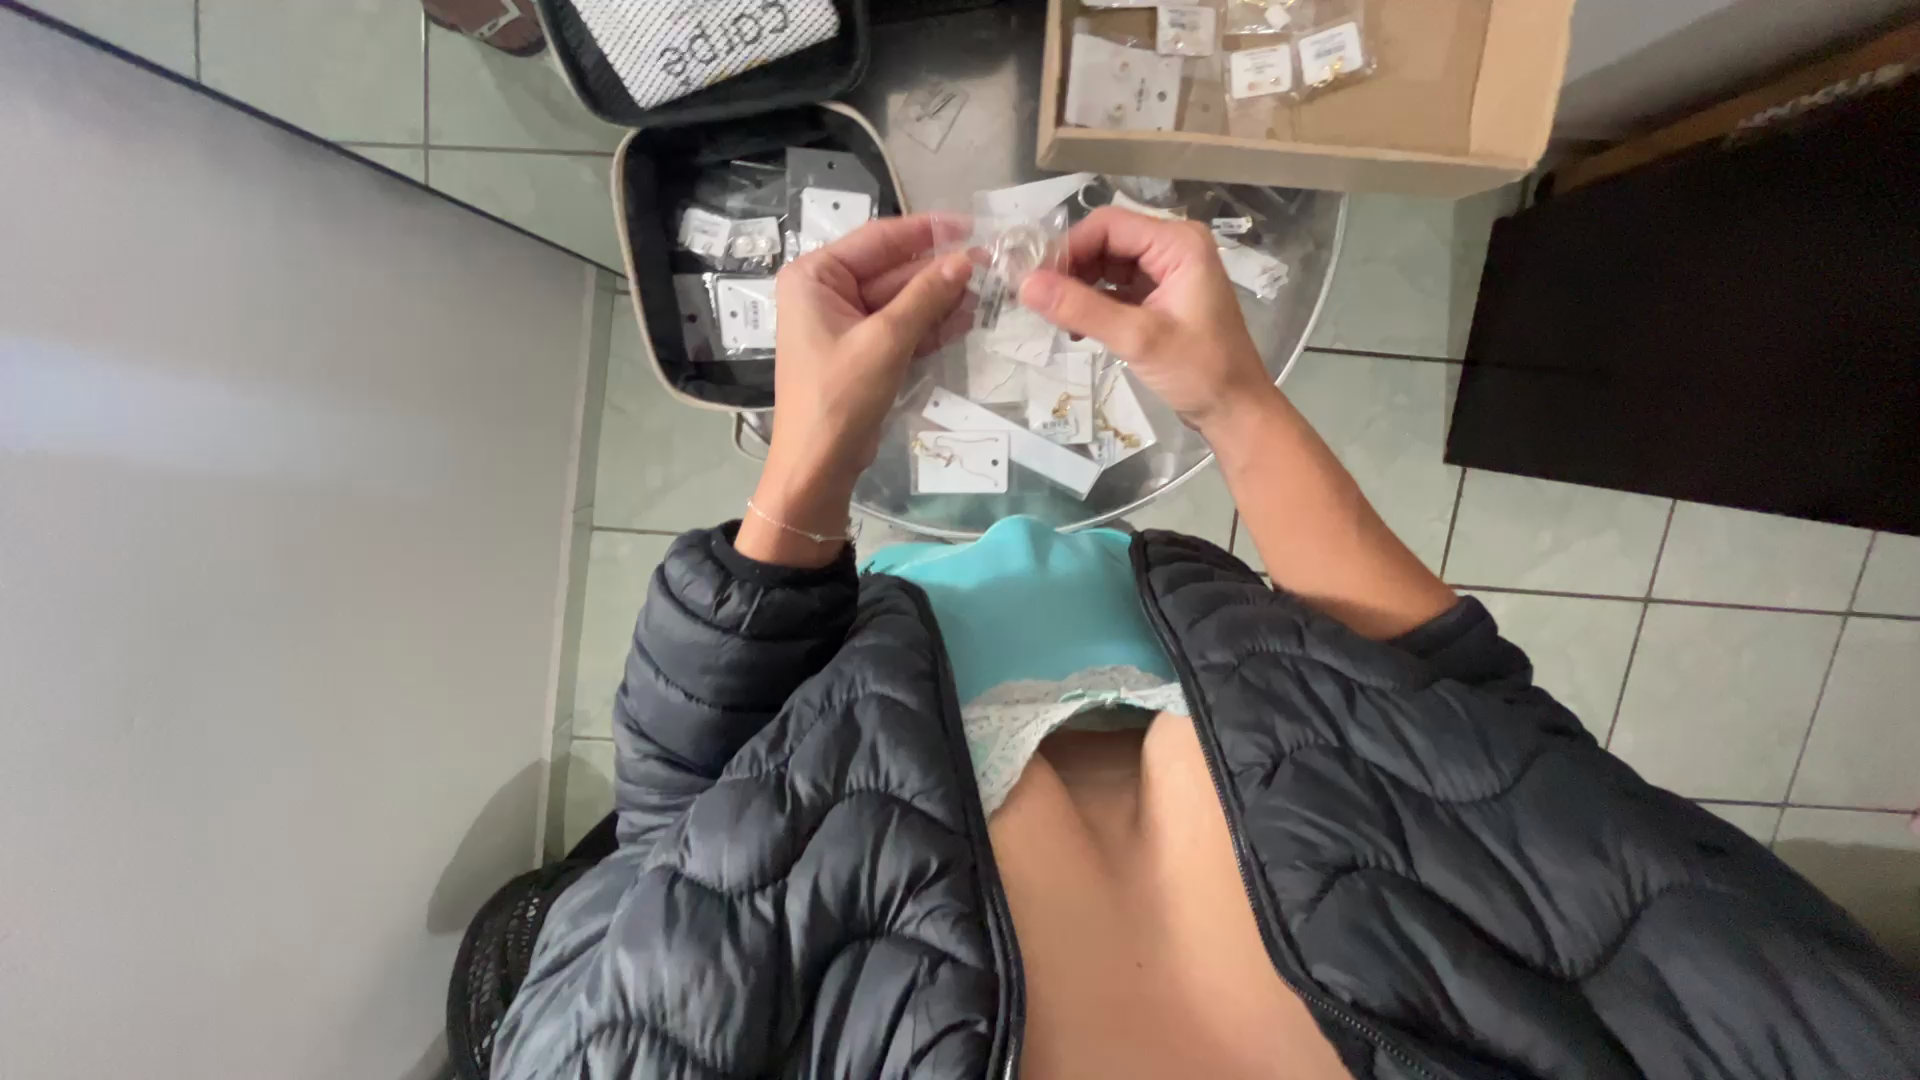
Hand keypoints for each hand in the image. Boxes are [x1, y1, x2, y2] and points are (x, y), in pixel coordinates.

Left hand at [740, 215, 971, 565]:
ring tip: (986, 293)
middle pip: (892, 272)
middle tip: (989, 265)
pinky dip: (929, 327)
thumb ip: (925, 297)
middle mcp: (826, 293)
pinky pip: (900, 329)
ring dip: (940, 301)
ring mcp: (845, 325)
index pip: (877, 240)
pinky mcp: (863, 354)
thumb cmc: (839, 396)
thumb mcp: (885, 341)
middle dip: (938, 273)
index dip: (925, 232)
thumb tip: (965, 261)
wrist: (818, 463)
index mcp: (815, 276)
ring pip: (901, 302)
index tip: (969, 226)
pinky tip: (965, 319)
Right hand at [1019, 206, 1274, 433]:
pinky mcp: (1157, 298)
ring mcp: (1165, 273)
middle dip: (1070, 269)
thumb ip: (1081, 309)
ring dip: (1077, 289)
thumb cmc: (1198, 370)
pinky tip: (1074, 328)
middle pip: (1105, 242)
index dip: (1068, 248)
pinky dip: (1092, 305)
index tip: (1034, 281)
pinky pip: (1114, 289)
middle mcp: (1171, 248)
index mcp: (1178, 243)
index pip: (1107, 225)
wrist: (1234, 408)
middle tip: (1038, 302)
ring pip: (1106, 266)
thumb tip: (1025, 286)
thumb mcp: (1138, 338)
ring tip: (1054, 318)